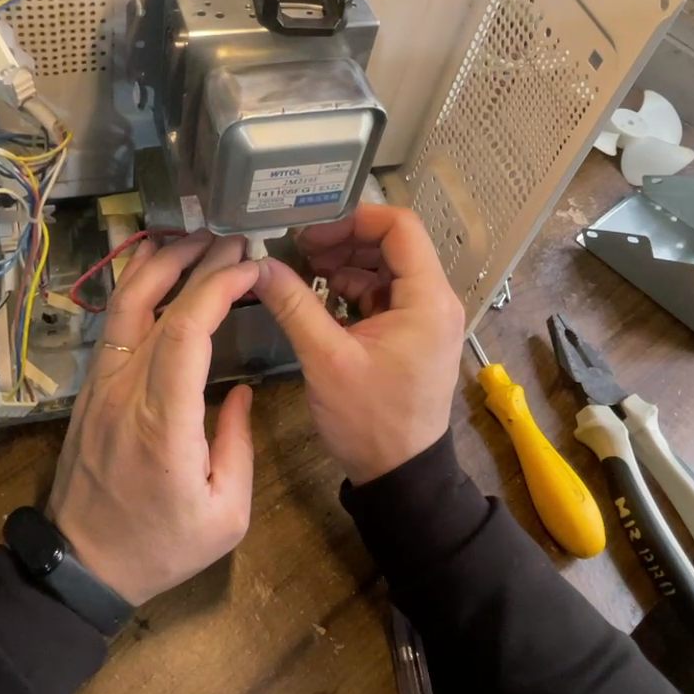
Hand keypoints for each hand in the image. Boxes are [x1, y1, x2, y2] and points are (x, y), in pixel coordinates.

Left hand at [46, 232, 260, 606]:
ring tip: (195, 239)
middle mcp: (125, 390)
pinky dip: (137, 289)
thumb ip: (239, 443)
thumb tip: (240, 391)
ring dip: (159, 264)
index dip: (218, 287)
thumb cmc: (160, 546)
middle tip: (233, 240)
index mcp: (163, 422)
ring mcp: (100, 386)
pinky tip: (157, 274)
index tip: (250, 267)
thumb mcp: (226, 514)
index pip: (186, 331)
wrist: (81, 567)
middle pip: (156, 306)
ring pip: (123, 305)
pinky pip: (112, 325)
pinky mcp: (90, 389)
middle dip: (197, 262)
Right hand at [253, 204, 463, 483]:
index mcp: (427, 298)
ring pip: (386, 268)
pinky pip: (384, 295)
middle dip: (344, 242)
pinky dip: (353, 291)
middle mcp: (435, 300)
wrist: (400, 474)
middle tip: (300, 251)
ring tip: (305, 274)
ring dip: (346, 266)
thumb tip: (258, 264)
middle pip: (392, 244)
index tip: (311, 232)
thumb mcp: (325, 359)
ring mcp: (426, 317)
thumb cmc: (369, 419)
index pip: (399, 227)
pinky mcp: (413, 334)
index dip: (354, 219)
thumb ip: (293, 304)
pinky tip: (322, 301)